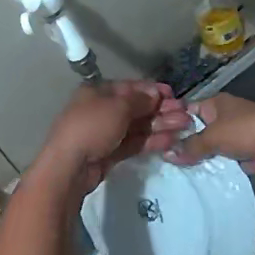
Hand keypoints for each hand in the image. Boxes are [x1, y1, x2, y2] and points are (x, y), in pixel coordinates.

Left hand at [35, 82, 190, 195]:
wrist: (70, 166)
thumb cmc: (92, 127)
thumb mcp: (117, 107)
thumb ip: (139, 101)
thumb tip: (154, 95)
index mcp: (98, 93)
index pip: (129, 88)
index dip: (151, 90)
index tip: (173, 94)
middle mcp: (102, 110)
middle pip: (136, 108)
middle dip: (161, 110)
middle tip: (185, 113)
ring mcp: (106, 133)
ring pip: (137, 126)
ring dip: (160, 125)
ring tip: (184, 126)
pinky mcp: (110, 153)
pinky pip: (134, 143)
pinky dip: (151, 141)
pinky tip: (170, 140)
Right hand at [171, 94, 254, 173]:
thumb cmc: (245, 130)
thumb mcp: (212, 137)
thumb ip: (190, 146)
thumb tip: (167, 154)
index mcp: (215, 103)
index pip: (187, 109)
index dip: (173, 122)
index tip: (159, 139)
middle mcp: (224, 114)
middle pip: (198, 128)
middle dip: (186, 142)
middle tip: (166, 158)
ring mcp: (235, 132)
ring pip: (211, 144)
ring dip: (201, 155)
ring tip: (179, 169)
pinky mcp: (244, 150)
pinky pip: (223, 157)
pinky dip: (215, 165)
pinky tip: (200, 175)